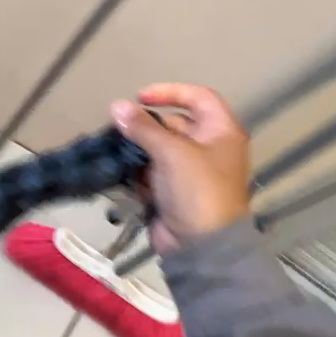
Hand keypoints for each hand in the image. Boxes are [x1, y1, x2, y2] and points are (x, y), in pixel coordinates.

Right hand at [111, 83, 252, 256]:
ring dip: (136, 148)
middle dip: (146, 125)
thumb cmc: (197, 190)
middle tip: (118, 128)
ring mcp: (188, 169)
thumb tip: (116, 105)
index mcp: (220, 131)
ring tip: (114, 149)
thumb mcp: (171, 152)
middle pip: (173, 123)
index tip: (140, 98)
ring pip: (157, 148)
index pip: (198, 97)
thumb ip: (143, 127)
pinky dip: (136, 169)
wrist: (200, 244)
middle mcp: (207, 146)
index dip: (170, 92)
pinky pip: (150, 170)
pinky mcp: (171, 189)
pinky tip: (120, 171)